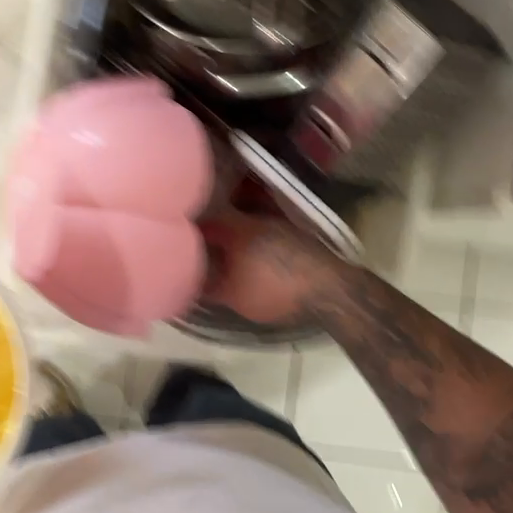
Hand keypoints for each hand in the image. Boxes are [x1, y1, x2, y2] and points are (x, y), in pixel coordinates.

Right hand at [201, 212, 336, 325]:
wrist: (330, 290)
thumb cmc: (275, 290)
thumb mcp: (234, 296)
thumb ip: (208, 287)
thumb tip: (190, 281)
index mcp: (237, 227)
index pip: (205, 219)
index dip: (191, 228)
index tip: (181, 238)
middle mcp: (258, 217)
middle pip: (228, 218)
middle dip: (214, 231)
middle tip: (202, 246)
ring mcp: (281, 224)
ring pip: (250, 224)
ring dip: (237, 237)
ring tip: (227, 253)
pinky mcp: (299, 236)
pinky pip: (268, 234)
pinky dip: (258, 243)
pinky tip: (257, 258)